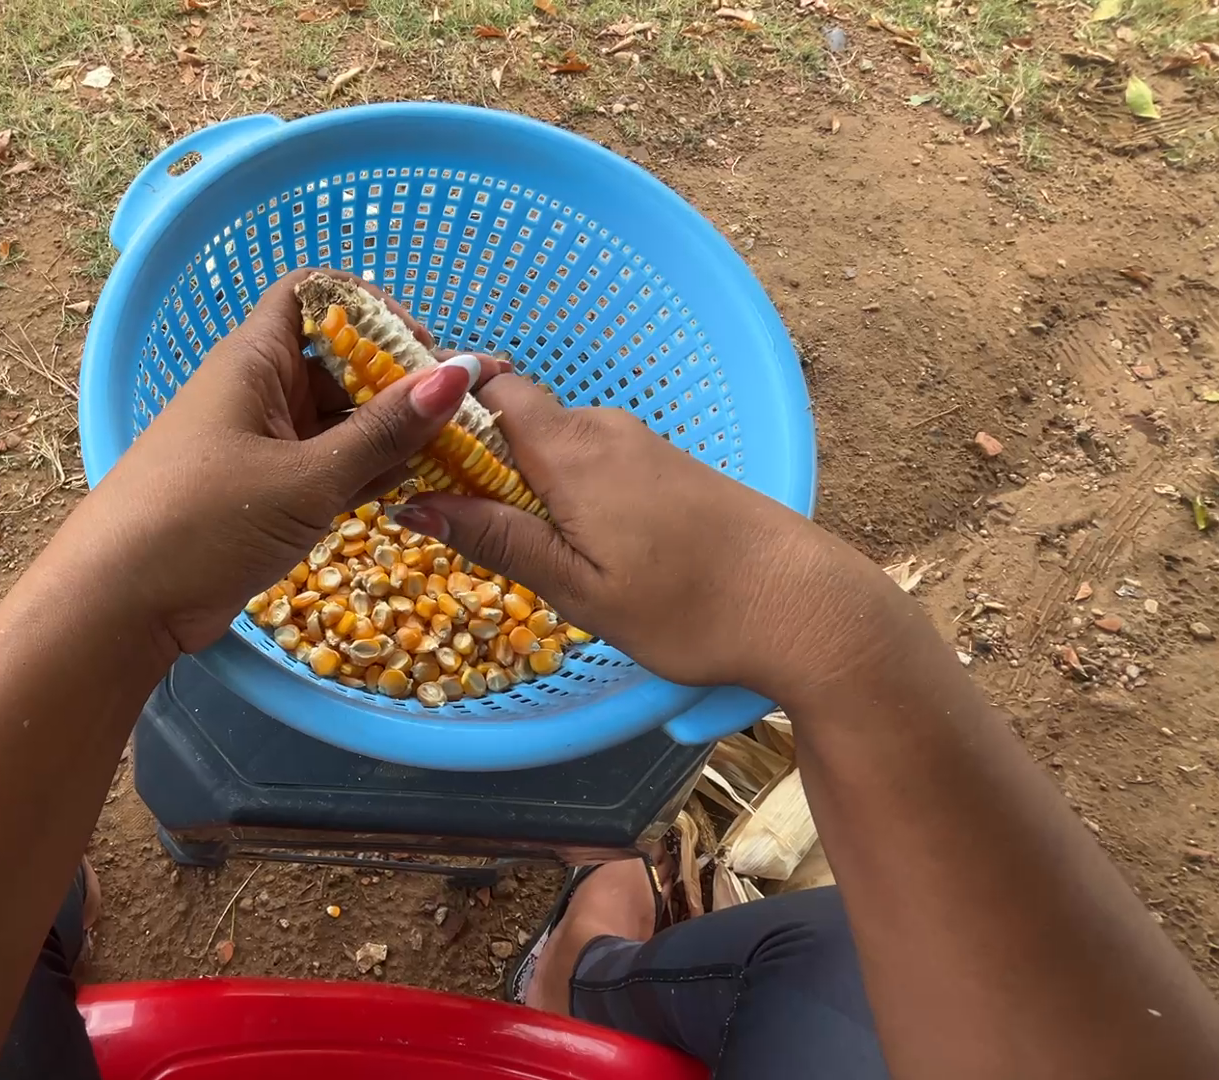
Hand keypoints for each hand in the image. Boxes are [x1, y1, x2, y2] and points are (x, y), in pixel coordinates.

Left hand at [52, 269, 490, 655]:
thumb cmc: (206, 520)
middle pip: (337, 364)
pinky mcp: (264, 494)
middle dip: (395, 383)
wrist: (122, 602)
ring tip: (447, 456)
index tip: (423, 347)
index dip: (370, 309)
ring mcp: (261, 446)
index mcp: (254, 360)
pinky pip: (325, 467)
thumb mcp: (306, 477)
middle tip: (455, 416)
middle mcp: (258, 394)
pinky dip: (362, 474)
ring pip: (336, 422)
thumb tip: (458, 373)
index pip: (314, 297)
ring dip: (385, 436)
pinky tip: (409, 488)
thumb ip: (383, 431)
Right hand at [388, 375, 881, 692]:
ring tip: (502, 531)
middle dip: (473, 451)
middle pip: (515, 415)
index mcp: (572, 449)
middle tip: (448, 510)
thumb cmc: (684, 605)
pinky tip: (561, 530)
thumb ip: (494, 539)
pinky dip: (554, 480)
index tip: (412, 441)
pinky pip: (584, 454)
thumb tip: (413, 504)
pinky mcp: (661, 462)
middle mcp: (602, 429)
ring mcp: (637, 442)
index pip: (491, 387)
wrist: (806, 609)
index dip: (447, 401)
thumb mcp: (575, 586)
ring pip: (549, 437)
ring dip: (515, 472)